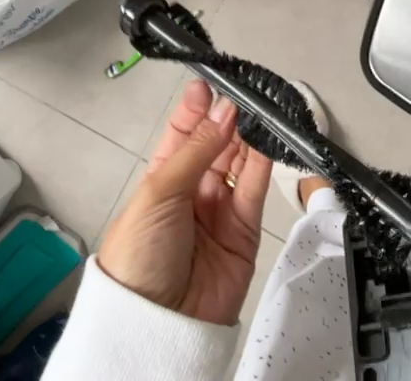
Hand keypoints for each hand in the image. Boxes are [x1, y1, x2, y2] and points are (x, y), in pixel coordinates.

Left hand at [99, 79, 273, 324]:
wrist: (156, 325)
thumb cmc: (139, 254)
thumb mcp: (159, 193)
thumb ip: (197, 150)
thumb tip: (223, 110)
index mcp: (163, 179)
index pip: (183, 134)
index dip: (197, 109)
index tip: (210, 84)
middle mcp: (193, 190)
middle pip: (216, 144)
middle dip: (228, 118)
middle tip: (244, 93)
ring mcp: (220, 209)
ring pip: (239, 161)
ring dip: (249, 135)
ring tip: (260, 109)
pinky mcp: (245, 229)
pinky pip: (256, 188)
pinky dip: (265, 161)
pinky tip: (270, 137)